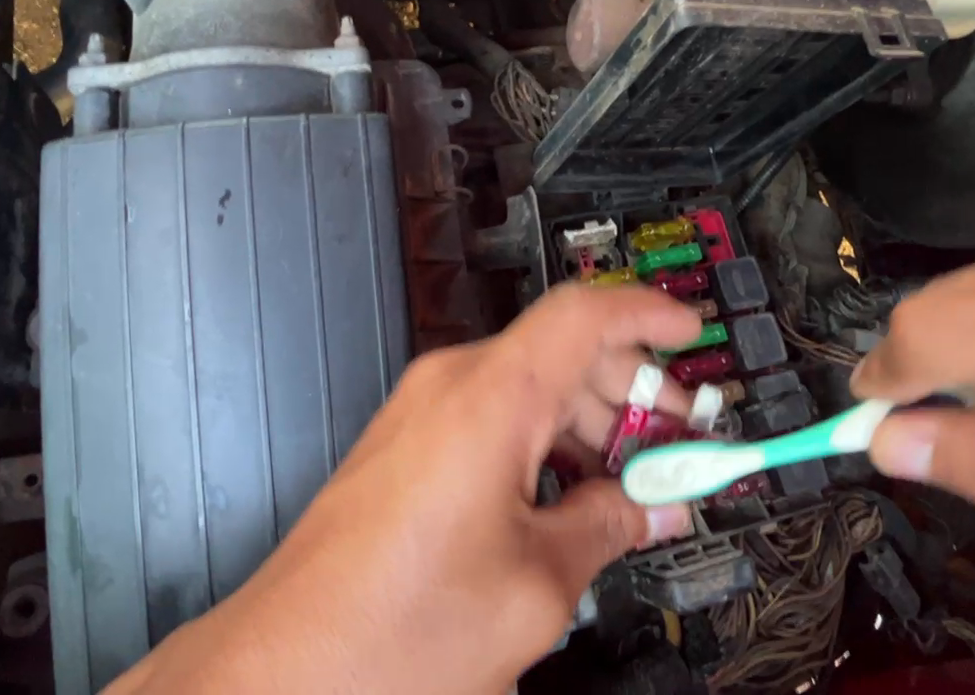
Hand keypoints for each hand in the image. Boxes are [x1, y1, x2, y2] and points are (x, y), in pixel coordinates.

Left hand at [107, 285, 699, 694]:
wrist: (285, 665)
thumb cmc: (393, 628)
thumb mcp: (535, 585)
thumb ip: (607, 527)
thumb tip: (652, 505)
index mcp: (490, 398)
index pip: (584, 315)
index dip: (646, 314)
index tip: (689, 334)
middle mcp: (453, 385)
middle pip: (565, 352)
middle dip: (632, 392)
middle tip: (681, 445)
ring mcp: (426, 410)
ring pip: (532, 386)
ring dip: (590, 424)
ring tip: (637, 484)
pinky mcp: (412, 441)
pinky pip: (496, 416)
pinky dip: (545, 443)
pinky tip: (576, 496)